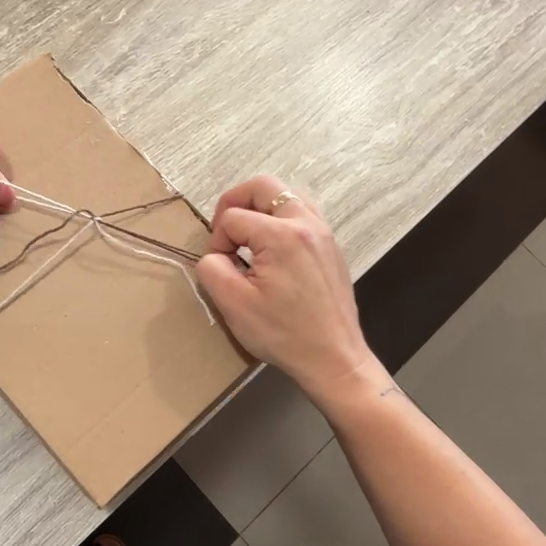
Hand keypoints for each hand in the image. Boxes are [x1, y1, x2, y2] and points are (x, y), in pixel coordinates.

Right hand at [195, 176, 377, 393]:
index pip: (233, 217)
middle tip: (226, 232)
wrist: (333, 358)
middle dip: (235, 203)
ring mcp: (323, 232)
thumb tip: (214, 255)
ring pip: (286, 195)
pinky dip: (282, 219)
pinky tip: (273, 249)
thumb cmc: (283, 334)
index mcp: (281, 236)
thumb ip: (212, 268)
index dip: (217, 239)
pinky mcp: (331, 246)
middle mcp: (306, 223)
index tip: (221, 268)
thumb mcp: (233, 304)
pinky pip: (303, 213)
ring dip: (261, 208)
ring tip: (248, 237)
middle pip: (263, 186)